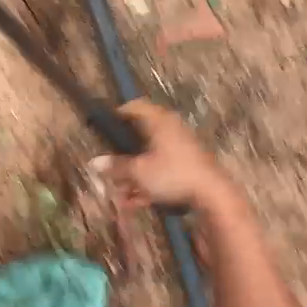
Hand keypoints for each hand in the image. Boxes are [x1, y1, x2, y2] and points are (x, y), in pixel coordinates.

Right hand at [96, 99, 236, 209]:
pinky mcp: (188, 163)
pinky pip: (162, 168)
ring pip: (150, 155)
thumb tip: (94, 163)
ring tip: (123, 193)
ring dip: (134, 172)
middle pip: (140, 134)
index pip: (134, 106)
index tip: (103, 128)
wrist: (212, 193)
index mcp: (158, 120)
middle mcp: (170, 127)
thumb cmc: (172, 174)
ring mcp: (181, 146)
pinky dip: (149, 180)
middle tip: (110, 168)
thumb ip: (115, 167)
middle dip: (123, 155)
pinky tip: (140, 200)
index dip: (117, 115)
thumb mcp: (138, 172)